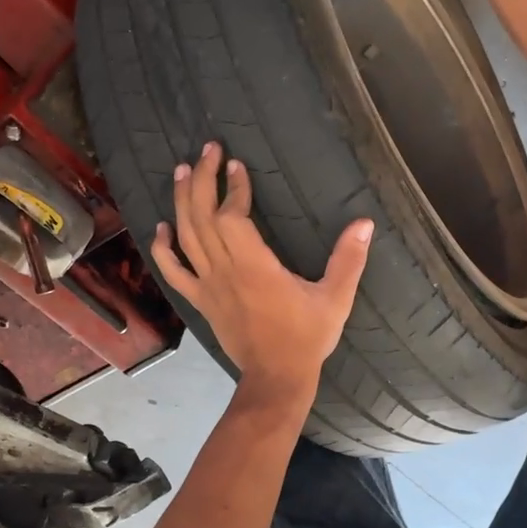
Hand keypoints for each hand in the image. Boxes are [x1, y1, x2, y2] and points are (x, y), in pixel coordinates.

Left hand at [150, 144, 372, 396]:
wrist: (276, 377)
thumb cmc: (306, 338)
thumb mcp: (335, 298)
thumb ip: (348, 260)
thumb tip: (365, 224)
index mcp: (255, 267)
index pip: (233, 217)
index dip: (234, 188)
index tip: (238, 165)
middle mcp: (225, 271)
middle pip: (203, 217)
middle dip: (204, 179)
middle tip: (208, 150)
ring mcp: (208, 286)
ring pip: (186, 237)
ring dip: (182, 201)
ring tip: (184, 171)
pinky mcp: (201, 301)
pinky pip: (174, 272)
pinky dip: (164, 248)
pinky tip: (161, 227)